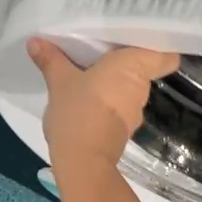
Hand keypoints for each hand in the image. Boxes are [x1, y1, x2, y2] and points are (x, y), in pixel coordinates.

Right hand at [27, 39, 178, 172]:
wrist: (83, 161)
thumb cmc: (79, 112)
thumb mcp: (59, 82)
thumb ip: (51, 60)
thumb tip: (34, 41)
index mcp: (135, 66)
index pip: (167, 55)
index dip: (160, 46)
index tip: (141, 40)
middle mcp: (141, 88)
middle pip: (145, 69)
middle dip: (127, 62)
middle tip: (105, 51)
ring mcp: (135, 112)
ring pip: (130, 90)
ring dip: (115, 84)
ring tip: (93, 75)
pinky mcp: (124, 130)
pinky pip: (120, 108)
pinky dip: (109, 104)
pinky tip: (90, 101)